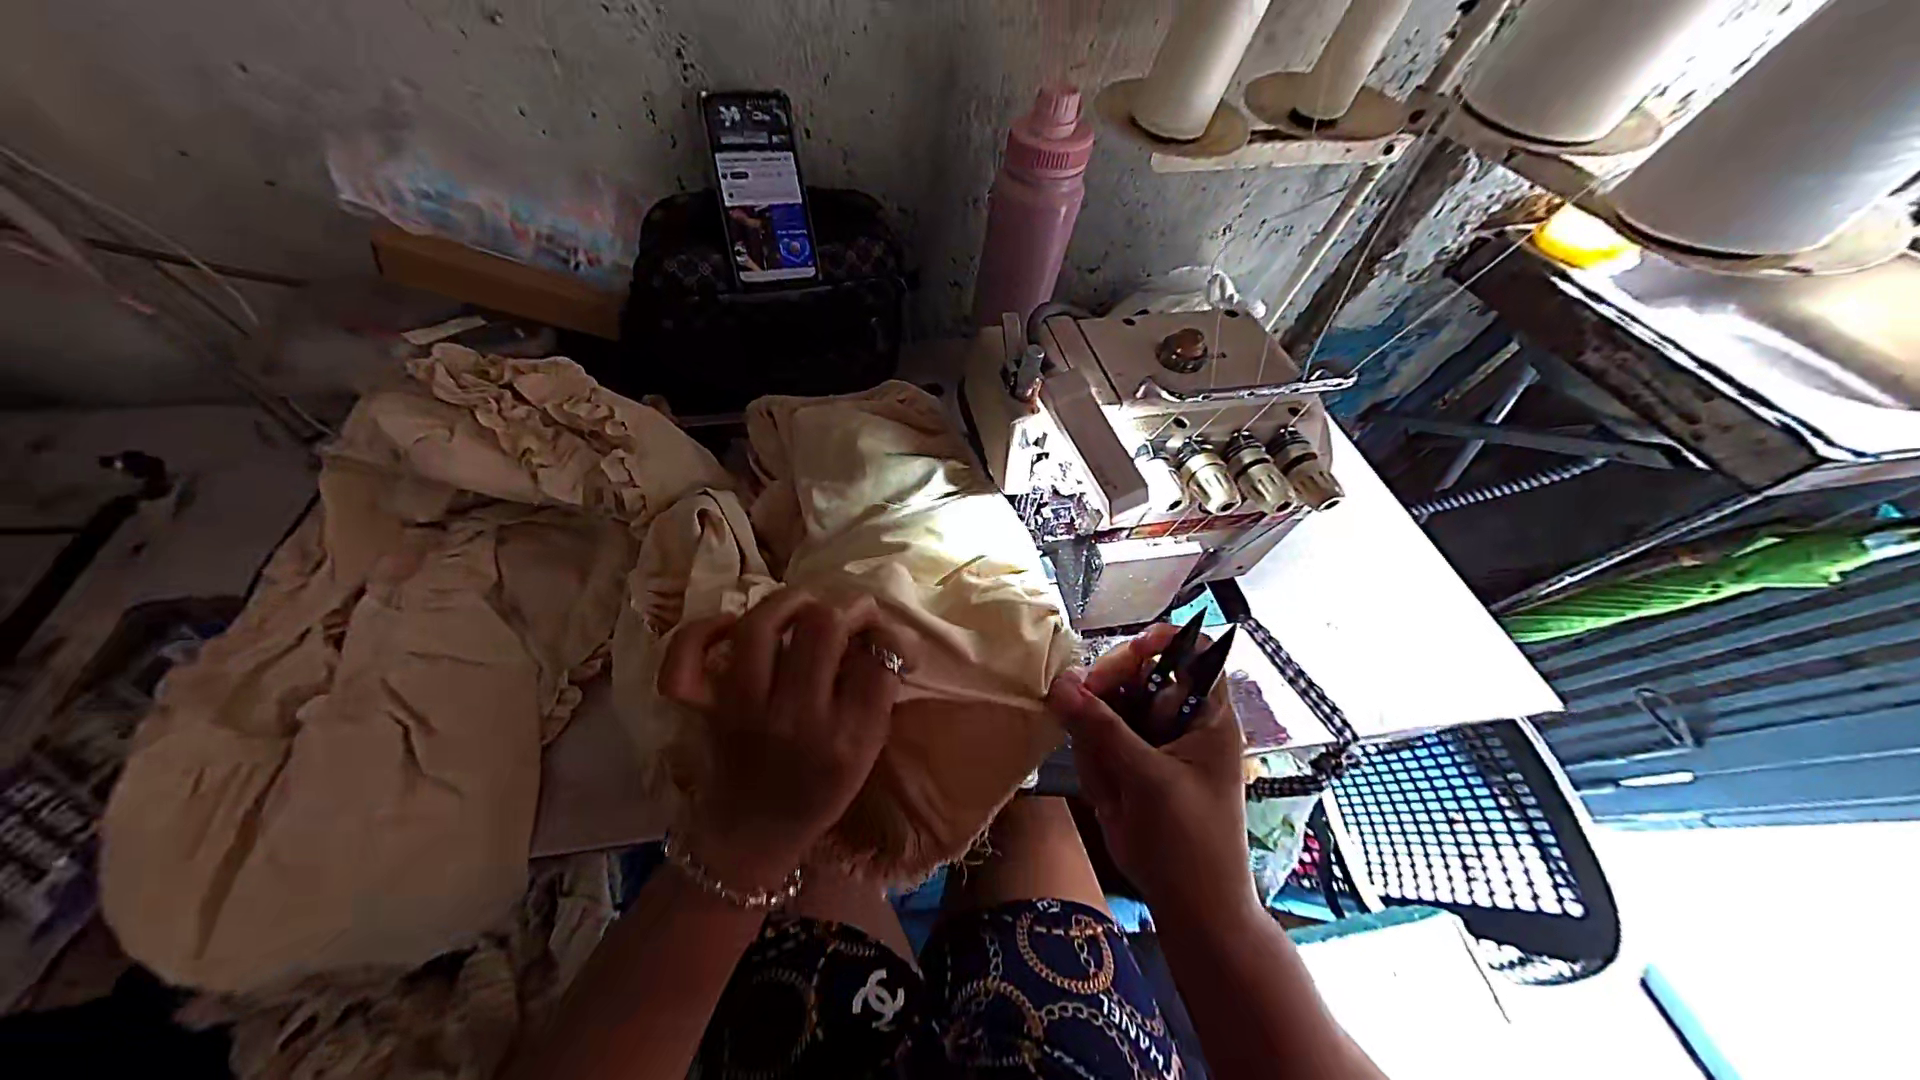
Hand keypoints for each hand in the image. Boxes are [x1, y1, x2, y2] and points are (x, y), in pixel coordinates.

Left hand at [659, 590, 906, 890]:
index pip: (877, 658)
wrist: (753, 832)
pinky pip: (687, 657)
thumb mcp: (867, 749)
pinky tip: (731, 623)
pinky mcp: (705, 707)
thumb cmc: (819, 790)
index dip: (887, 633)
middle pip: (822, 627)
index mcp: (844, 737)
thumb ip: (877, 691)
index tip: (881, 635)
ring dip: (789, 601)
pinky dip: (703, 629)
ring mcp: (740, 709)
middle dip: (846, 606)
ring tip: (806, 604)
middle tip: (851, 612)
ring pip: (759, 625)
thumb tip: (877, 633)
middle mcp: (793, 717)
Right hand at [1046, 624, 1258, 922]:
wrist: (1188, 906)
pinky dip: (1091, 757)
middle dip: (1110, 687)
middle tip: (1081, 701)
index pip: (1192, 654)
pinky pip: (1094, 736)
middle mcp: (1175, 718)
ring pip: (1106, 703)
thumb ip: (1103, 728)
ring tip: (1108, 777)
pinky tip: (1106, 791)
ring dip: (1095, 730)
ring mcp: (1147, 738)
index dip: (1165, 640)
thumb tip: (1061, 683)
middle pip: (1137, 671)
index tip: (1133, 648)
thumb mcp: (1149, 780)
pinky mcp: (1124, 760)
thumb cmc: (1190, 841)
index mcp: (1206, 715)